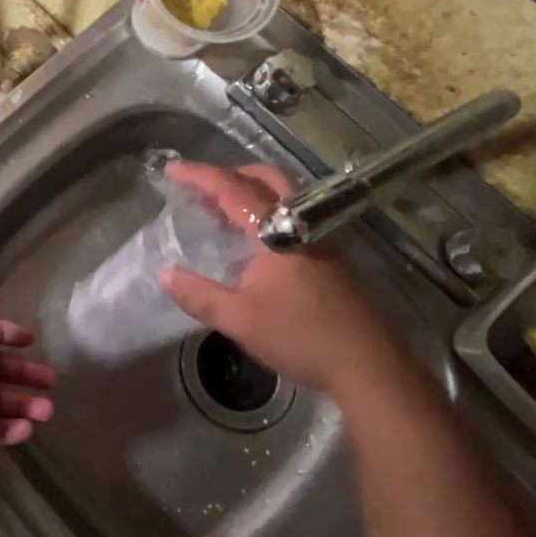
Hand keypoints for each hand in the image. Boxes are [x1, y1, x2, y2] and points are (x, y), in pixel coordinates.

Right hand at [159, 161, 404, 393]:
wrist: (370, 366)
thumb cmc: (301, 337)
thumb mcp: (239, 320)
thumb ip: (199, 295)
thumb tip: (166, 274)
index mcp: (276, 232)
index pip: (232, 189)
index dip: (199, 175)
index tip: (171, 169)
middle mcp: (302, 224)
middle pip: (267, 178)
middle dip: (232, 174)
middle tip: (203, 189)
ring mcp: (323, 239)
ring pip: (285, 196)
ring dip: (252, 193)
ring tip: (224, 212)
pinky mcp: (333, 258)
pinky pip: (294, 216)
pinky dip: (267, 213)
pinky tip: (255, 243)